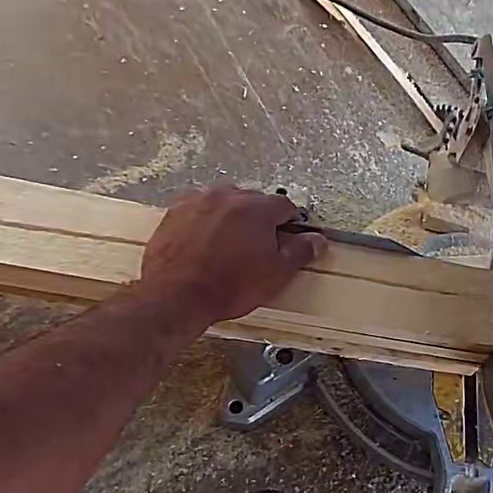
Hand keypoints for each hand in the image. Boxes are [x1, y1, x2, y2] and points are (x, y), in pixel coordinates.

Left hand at [134, 186, 325, 326]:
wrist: (177, 295)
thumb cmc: (226, 286)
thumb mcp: (276, 274)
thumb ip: (300, 252)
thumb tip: (316, 241)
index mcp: (257, 208)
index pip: (285, 206)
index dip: (290, 223)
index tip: (288, 238)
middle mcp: (228, 196)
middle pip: (254, 202)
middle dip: (259, 221)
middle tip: (258, 249)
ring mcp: (199, 201)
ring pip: (225, 204)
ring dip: (231, 219)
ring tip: (229, 248)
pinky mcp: (175, 212)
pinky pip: (199, 211)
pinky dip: (206, 222)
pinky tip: (205, 245)